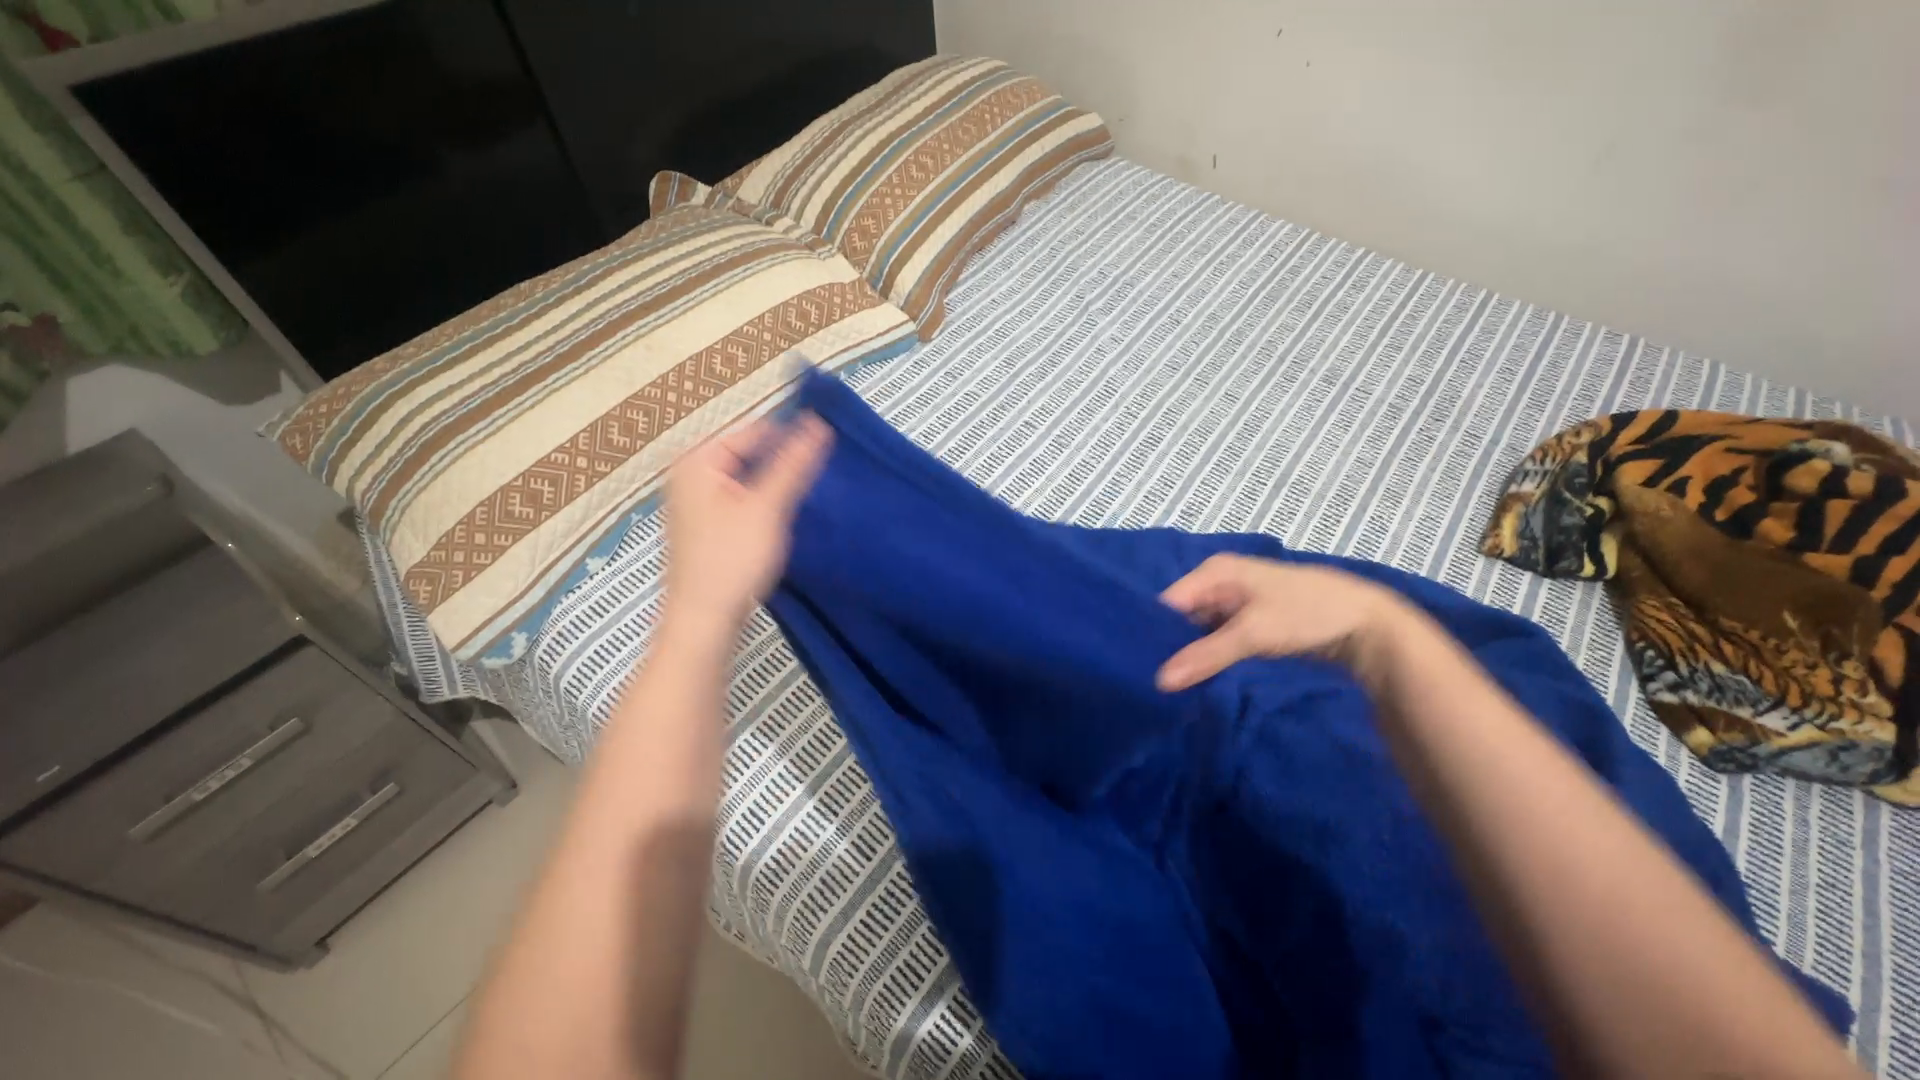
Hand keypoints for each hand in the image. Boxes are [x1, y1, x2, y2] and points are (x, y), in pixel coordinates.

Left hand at [663, 413, 831, 632]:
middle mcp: (688, 475)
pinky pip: (739, 502)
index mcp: (696, 461)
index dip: (789, 442)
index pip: (754, 432)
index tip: (824, 457)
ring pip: (746, 481)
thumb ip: (794, 464)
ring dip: (772, 490)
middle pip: (749, 456)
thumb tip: (819, 423)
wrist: (704, 621)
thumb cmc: (732, 561)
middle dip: (780, 468)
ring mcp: (693, 503)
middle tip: (816, 484)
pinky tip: (777, 525)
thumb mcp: (768, 507)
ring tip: (801, 504)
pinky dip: (760, 508)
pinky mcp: (704, 528)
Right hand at [1155, 554, 1413, 691]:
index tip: (1134, 665)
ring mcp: (1236, 603)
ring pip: (1198, 630)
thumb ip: (1205, 656)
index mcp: (1215, 571)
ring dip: (1188, 654)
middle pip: (1180, 615)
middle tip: (1147, 678)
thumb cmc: (1307, 615)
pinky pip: (1217, 639)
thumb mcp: (1253, 634)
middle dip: (1168, 645)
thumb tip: (1158, 681)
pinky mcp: (1250, 623)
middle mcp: (1220, 582)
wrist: (1369, 625)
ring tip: (1167, 682)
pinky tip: (1196, 677)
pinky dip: (1208, 656)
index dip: (1151, 632)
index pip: (1167, 602)